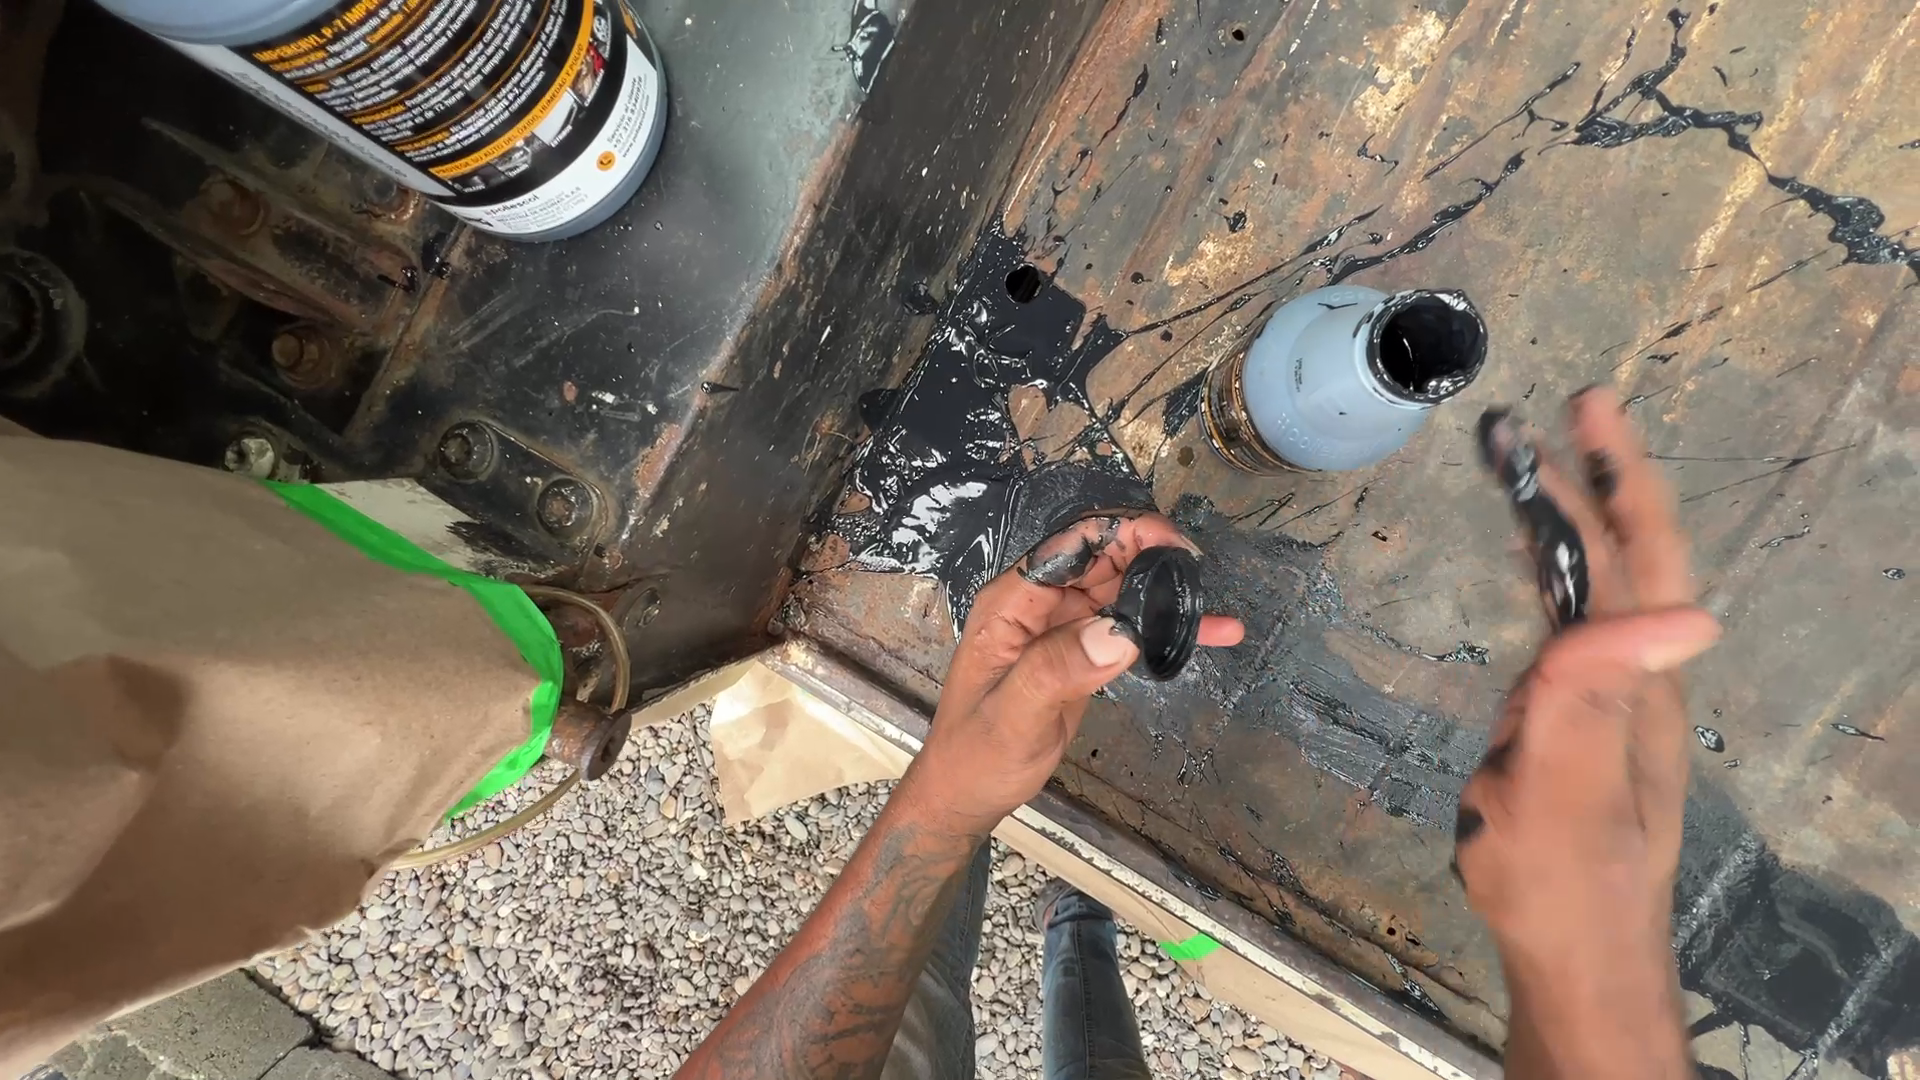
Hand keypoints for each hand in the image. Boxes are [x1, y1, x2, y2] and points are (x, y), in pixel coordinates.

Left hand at [906, 514, 1244, 833]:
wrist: (967, 792)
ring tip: (1210, 602)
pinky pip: (1124, 626)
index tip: (1173, 544)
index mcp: (1011, 604)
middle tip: (1199, 570)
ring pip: (1116, 588)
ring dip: (1161, 589)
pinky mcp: (1079, 652)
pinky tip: (1209, 632)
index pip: (1068, 546)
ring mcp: (1058, 627)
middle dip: (1148, 553)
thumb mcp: (1015, 715)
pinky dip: (1163, 627)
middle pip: (1097, 558)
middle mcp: (1035, 605)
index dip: (1121, 533)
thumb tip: (1121, 632)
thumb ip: (1059, 669)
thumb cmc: (978, 754)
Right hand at [1461, 389, 1719, 1076]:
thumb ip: (1597, 698)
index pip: (1641, 560)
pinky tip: (1531, 562)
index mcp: (1635, 682)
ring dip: (1575, 518)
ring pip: (1600, 587)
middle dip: (1601, 478)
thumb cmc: (1554, 871)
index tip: (1582, 412)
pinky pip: (1568, 620)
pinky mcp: (1569, 714)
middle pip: (1631, 559)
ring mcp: (1604, 697)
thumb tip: (1682, 614)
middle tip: (1561, 415)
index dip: (1616, 481)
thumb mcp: (1564, 787)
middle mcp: (1633, 678)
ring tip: (1536, 469)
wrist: (1568, 946)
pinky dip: (1553, 569)